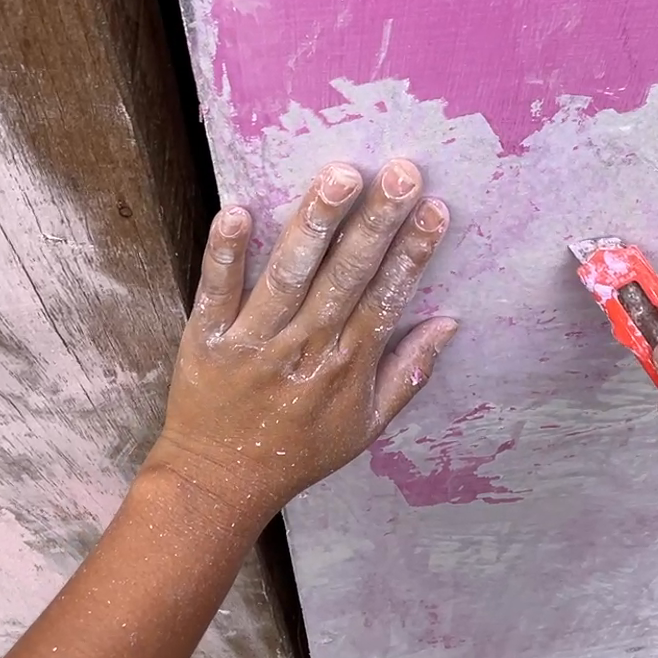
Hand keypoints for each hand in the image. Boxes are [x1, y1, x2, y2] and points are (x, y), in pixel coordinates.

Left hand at [145, 159, 457, 524]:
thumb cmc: (298, 452)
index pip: (388, 297)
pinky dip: (225, 253)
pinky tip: (237, 211)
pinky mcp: (208, 336)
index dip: (414, 252)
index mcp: (347, 364)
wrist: (218, 484)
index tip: (434, 208)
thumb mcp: (366, 425)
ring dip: (315, 223)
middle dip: (377, 221)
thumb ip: (409, 373)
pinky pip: (217, 289)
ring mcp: (254, 339)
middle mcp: (305, 346)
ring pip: (290, 273)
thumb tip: (450, 323)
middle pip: (347, 275)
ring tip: (340, 177)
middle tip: (400, 173)